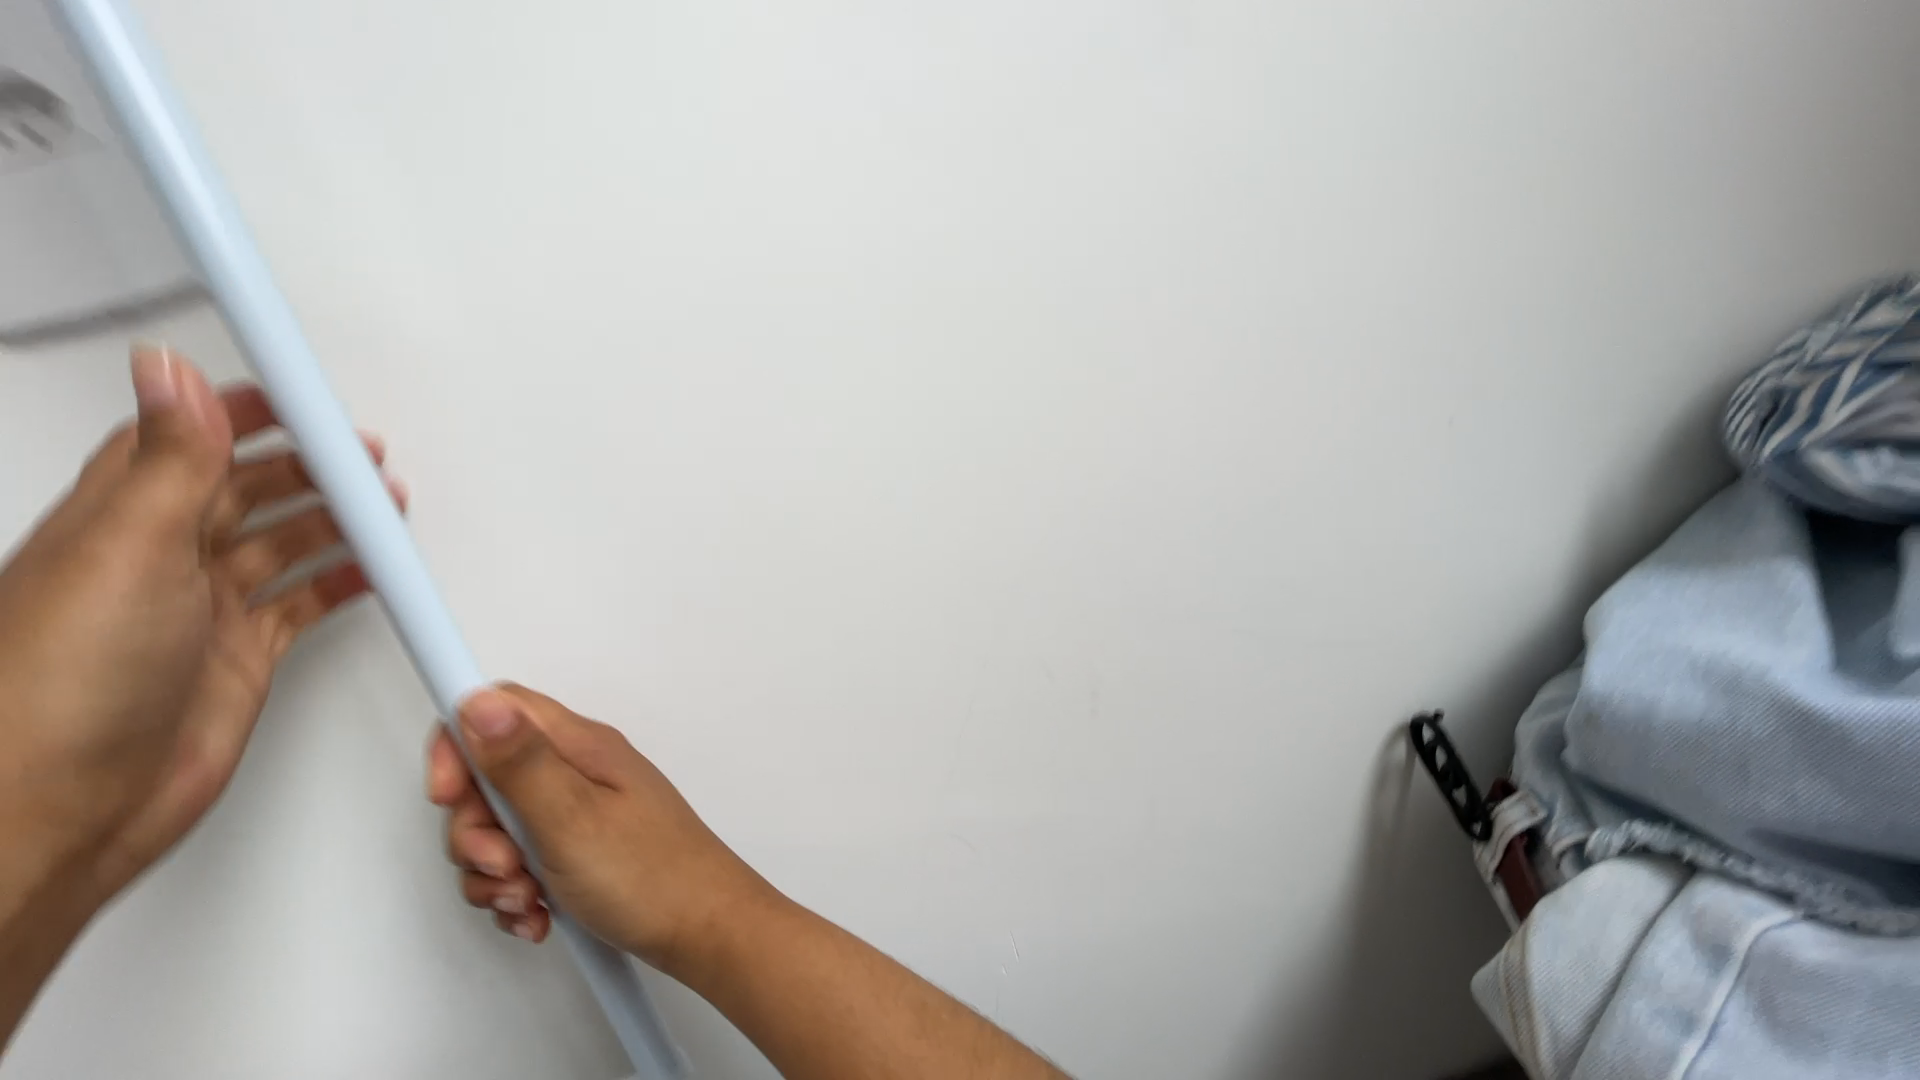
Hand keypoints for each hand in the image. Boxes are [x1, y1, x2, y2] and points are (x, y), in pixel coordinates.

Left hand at [0, 346, 402, 899]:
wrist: (62, 807)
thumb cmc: (52, 689)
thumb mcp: (127, 549)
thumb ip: (171, 461)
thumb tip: (171, 372)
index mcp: (120, 520)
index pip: (188, 441)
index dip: (245, 412)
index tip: (303, 396)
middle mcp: (162, 558)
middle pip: (249, 490)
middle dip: (308, 465)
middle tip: (360, 454)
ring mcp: (206, 608)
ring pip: (285, 543)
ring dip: (335, 519)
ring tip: (380, 504)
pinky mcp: (243, 654)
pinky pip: (307, 601)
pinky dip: (345, 581)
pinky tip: (368, 571)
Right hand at [425, 683, 771, 971]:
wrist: (702, 930)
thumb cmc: (645, 873)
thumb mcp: (571, 817)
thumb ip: (521, 762)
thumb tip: (478, 701)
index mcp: (580, 745)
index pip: (499, 709)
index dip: (458, 746)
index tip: (447, 799)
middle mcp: (580, 768)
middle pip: (488, 778)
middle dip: (475, 832)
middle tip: (505, 866)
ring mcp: (581, 810)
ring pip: (500, 829)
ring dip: (495, 874)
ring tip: (527, 901)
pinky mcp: (581, 849)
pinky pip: (522, 863)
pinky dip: (517, 893)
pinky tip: (537, 917)